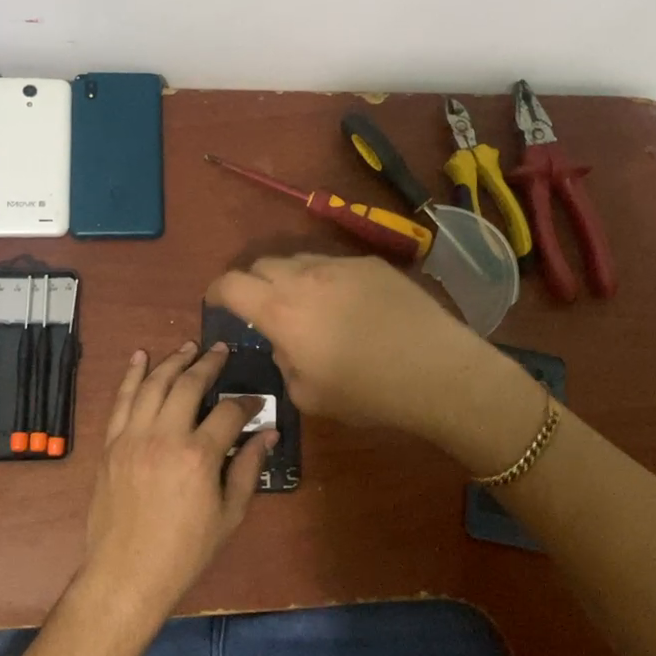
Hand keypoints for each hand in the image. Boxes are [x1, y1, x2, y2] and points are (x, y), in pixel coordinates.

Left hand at [79, 342, 277, 619]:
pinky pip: (122, 401)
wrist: (126, 573)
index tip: (255, 402)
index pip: (228, 412)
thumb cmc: (185, 551)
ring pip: (154, 384)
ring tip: (188, 347)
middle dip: (208, 363)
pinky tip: (141, 357)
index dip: (246, 403)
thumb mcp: (228, 515)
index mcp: (199, 456)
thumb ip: (247, 469)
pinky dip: (132, 375)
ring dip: (172, 361)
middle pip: (188, 384)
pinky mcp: (111, 444)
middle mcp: (165, 436)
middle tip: (220, 350)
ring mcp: (133, 437)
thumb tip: (268, 434)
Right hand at [205, 255, 542, 467]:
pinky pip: (334, 264)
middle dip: (253, 284)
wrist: (439, 371)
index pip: (230, 284)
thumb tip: (285, 343)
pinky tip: (350, 306)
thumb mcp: (310, 396)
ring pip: (298, 260)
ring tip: (308, 307)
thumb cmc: (369, 394)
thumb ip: (284, 363)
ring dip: (290, 279)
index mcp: (281, 312)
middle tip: (264, 309)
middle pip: (261, 265)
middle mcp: (304, 277)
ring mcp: (340, 265)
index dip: (216, 292)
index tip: (217, 304)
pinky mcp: (372, 263)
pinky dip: (326, 280)